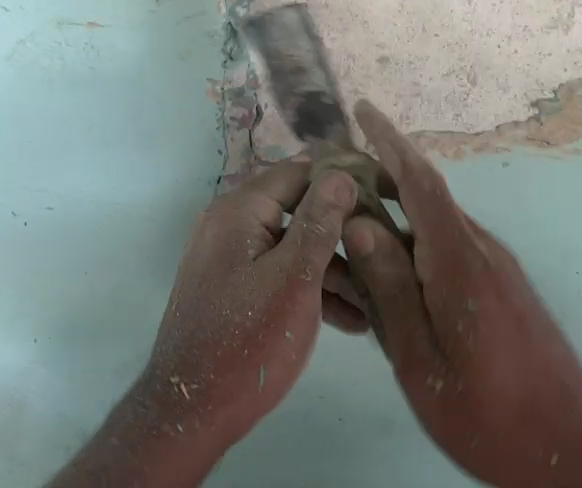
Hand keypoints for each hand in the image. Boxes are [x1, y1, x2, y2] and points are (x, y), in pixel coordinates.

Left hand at [47, 163, 358, 486]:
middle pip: (297, 210)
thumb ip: (318, 223)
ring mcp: (229, 256)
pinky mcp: (233, 287)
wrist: (192, 408)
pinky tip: (352, 322)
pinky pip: (278, 273)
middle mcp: (229, 222)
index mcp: (239, 209)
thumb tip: (340, 173)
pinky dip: (310, 290)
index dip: (343, 179)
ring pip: (291, 247)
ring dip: (334, 270)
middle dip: (344, 232)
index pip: (298, 172)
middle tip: (389, 253)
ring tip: (378, 302)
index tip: (387, 193)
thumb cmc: (248, 340)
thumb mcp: (294, 278)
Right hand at [346, 100, 581, 487]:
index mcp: (458, 261)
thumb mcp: (420, 359)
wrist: (574, 459)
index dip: (388, 140)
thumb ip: (389, 287)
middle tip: (333, 173)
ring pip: (435, 224)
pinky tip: (389, 265)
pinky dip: (413, 239)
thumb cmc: (488, 414)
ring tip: (349, 218)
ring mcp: (497, 271)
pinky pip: (448, 247)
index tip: (362, 108)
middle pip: (425, 195)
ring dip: (395, 209)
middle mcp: (481, 252)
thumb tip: (358, 222)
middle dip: (380, 173)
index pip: (419, 181)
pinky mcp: (503, 291)